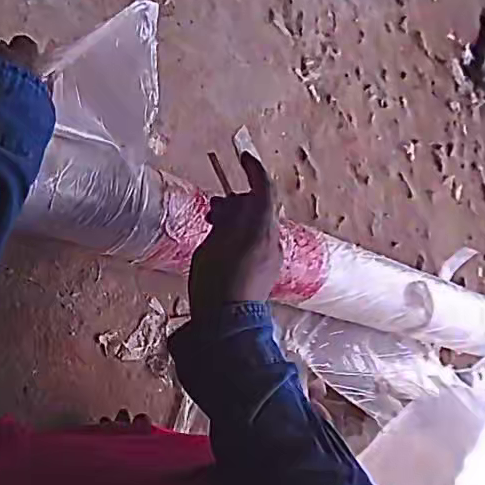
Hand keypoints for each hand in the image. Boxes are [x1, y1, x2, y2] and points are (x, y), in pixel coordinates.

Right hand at [188, 150, 281, 314]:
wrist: (227, 326)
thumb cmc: (213, 284)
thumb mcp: (210, 246)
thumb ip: (224, 223)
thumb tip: (231, 209)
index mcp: (258, 231)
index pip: (263, 190)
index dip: (254, 170)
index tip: (243, 158)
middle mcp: (272, 241)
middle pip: (259, 207)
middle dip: (237, 202)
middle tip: (212, 211)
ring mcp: (274, 256)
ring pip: (258, 224)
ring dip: (238, 220)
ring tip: (214, 230)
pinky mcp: (270, 269)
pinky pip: (258, 240)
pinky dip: (243, 234)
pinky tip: (224, 246)